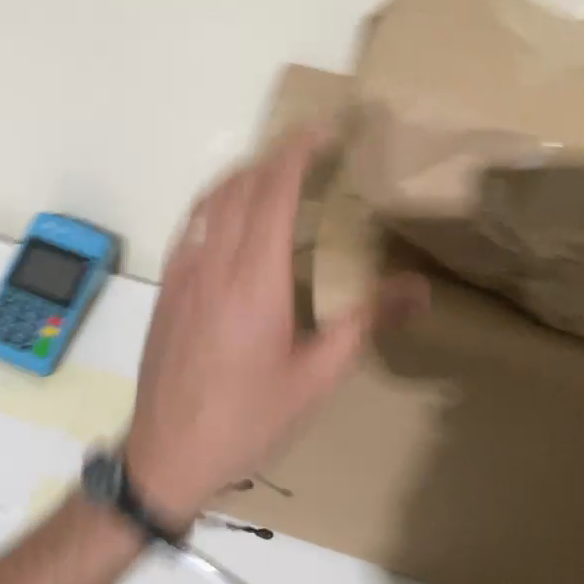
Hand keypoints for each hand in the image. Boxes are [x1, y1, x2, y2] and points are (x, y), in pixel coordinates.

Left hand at [124, 130, 403, 529]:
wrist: (168, 453)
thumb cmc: (248, 421)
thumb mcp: (316, 379)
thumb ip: (364, 323)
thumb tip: (418, 288)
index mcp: (254, 279)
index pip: (273, 190)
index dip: (298, 151)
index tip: (325, 131)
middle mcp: (212, 264)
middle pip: (239, 187)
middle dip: (274, 157)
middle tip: (310, 153)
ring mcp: (181, 276)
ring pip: (208, 204)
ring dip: (241, 178)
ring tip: (274, 177)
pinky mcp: (165, 293)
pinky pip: (189, 229)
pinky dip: (213, 207)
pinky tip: (229, 222)